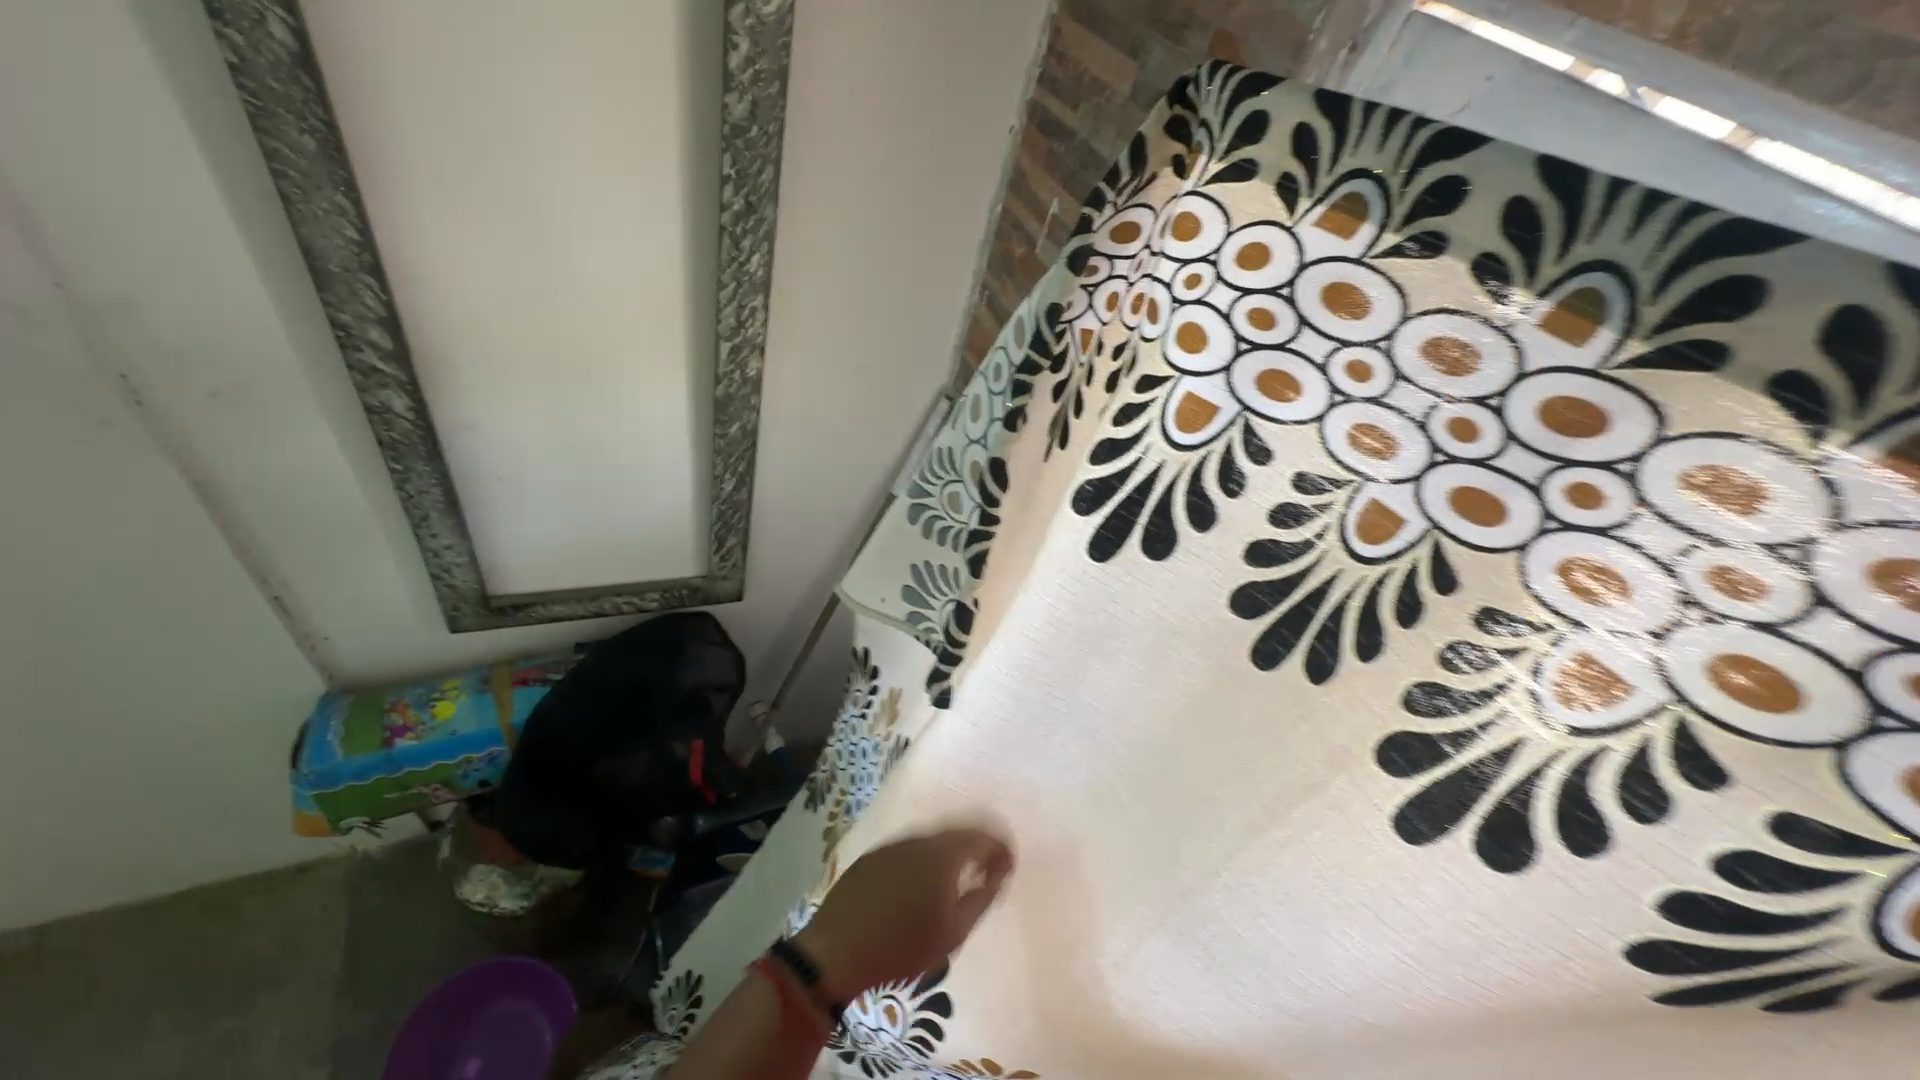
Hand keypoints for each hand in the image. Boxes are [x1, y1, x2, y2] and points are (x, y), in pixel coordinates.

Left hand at [794, 827, 1014, 999]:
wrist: (836, 952)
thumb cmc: (902, 947)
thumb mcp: (953, 932)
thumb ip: (981, 898)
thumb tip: (997, 875)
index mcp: (942, 853)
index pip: (983, 835)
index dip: (1001, 848)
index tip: (1009, 869)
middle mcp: (917, 840)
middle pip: (957, 832)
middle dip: (977, 848)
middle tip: (987, 872)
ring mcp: (890, 846)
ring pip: (931, 841)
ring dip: (949, 854)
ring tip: (955, 882)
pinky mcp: (871, 858)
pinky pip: (908, 851)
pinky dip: (924, 861)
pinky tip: (921, 886)